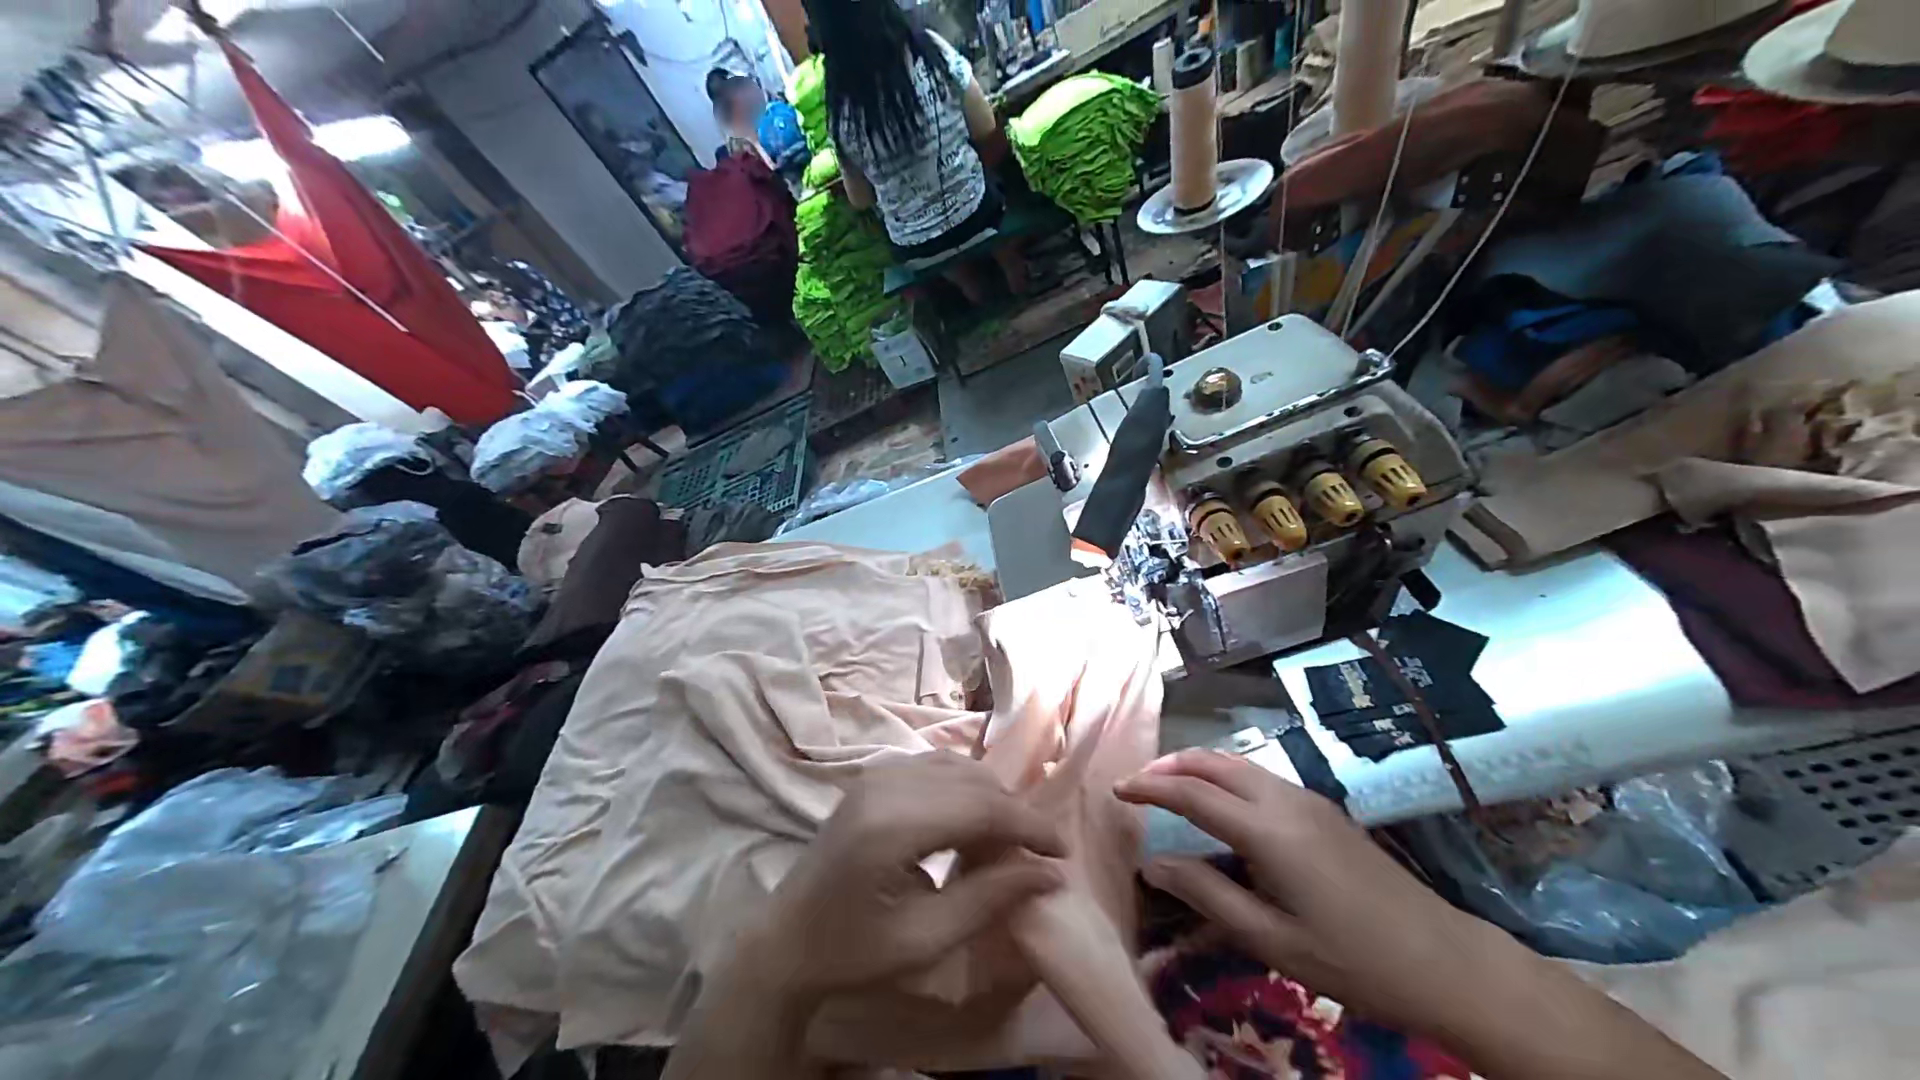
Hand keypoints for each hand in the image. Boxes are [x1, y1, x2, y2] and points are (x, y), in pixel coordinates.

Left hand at [668, 754, 1065, 1079]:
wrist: (787, 939)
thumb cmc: (854, 949)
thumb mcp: (926, 939)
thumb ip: (990, 898)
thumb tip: (1050, 874)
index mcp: (893, 824)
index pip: (981, 806)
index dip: (1029, 825)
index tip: (1062, 853)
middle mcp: (886, 784)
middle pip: (973, 781)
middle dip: (1013, 813)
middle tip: (1036, 856)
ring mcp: (877, 774)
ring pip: (957, 766)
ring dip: (990, 797)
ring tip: (1007, 842)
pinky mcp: (874, 776)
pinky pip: (936, 766)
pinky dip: (965, 788)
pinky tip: (972, 821)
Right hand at [1115, 749, 1504, 1036]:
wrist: (1448, 962)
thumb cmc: (1356, 961)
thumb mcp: (1273, 940)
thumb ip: (1208, 895)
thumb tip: (1154, 865)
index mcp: (1268, 832)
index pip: (1192, 792)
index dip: (1149, 786)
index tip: (1117, 789)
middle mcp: (1285, 801)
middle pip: (1215, 762)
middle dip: (1170, 763)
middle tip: (1138, 781)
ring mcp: (1308, 801)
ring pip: (1238, 764)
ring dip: (1198, 767)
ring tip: (1169, 787)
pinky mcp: (1323, 810)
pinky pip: (1260, 777)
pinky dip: (1225, 777)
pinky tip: (1219, 805)